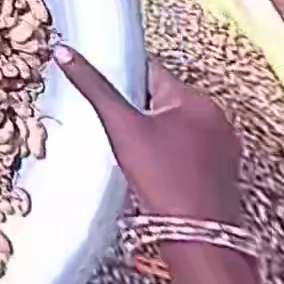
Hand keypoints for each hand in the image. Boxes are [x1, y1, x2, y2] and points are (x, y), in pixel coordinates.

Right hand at [57, 44, 244, 222]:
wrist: (195, 233)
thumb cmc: (160, 173)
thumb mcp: (118, 123)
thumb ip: (91, 84)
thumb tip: (63, 50)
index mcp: (196, 100)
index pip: (147, 68)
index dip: (117, 71)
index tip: (93, 78)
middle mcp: (215, 116)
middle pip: (157, 91)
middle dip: (129, 97)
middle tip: (106, 109)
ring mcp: (221, 141)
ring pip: (167, 114)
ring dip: (143, 117)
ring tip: (120, 129)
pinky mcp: (218, 162)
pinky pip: (181, 134)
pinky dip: (159, 135)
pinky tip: (141, 148)